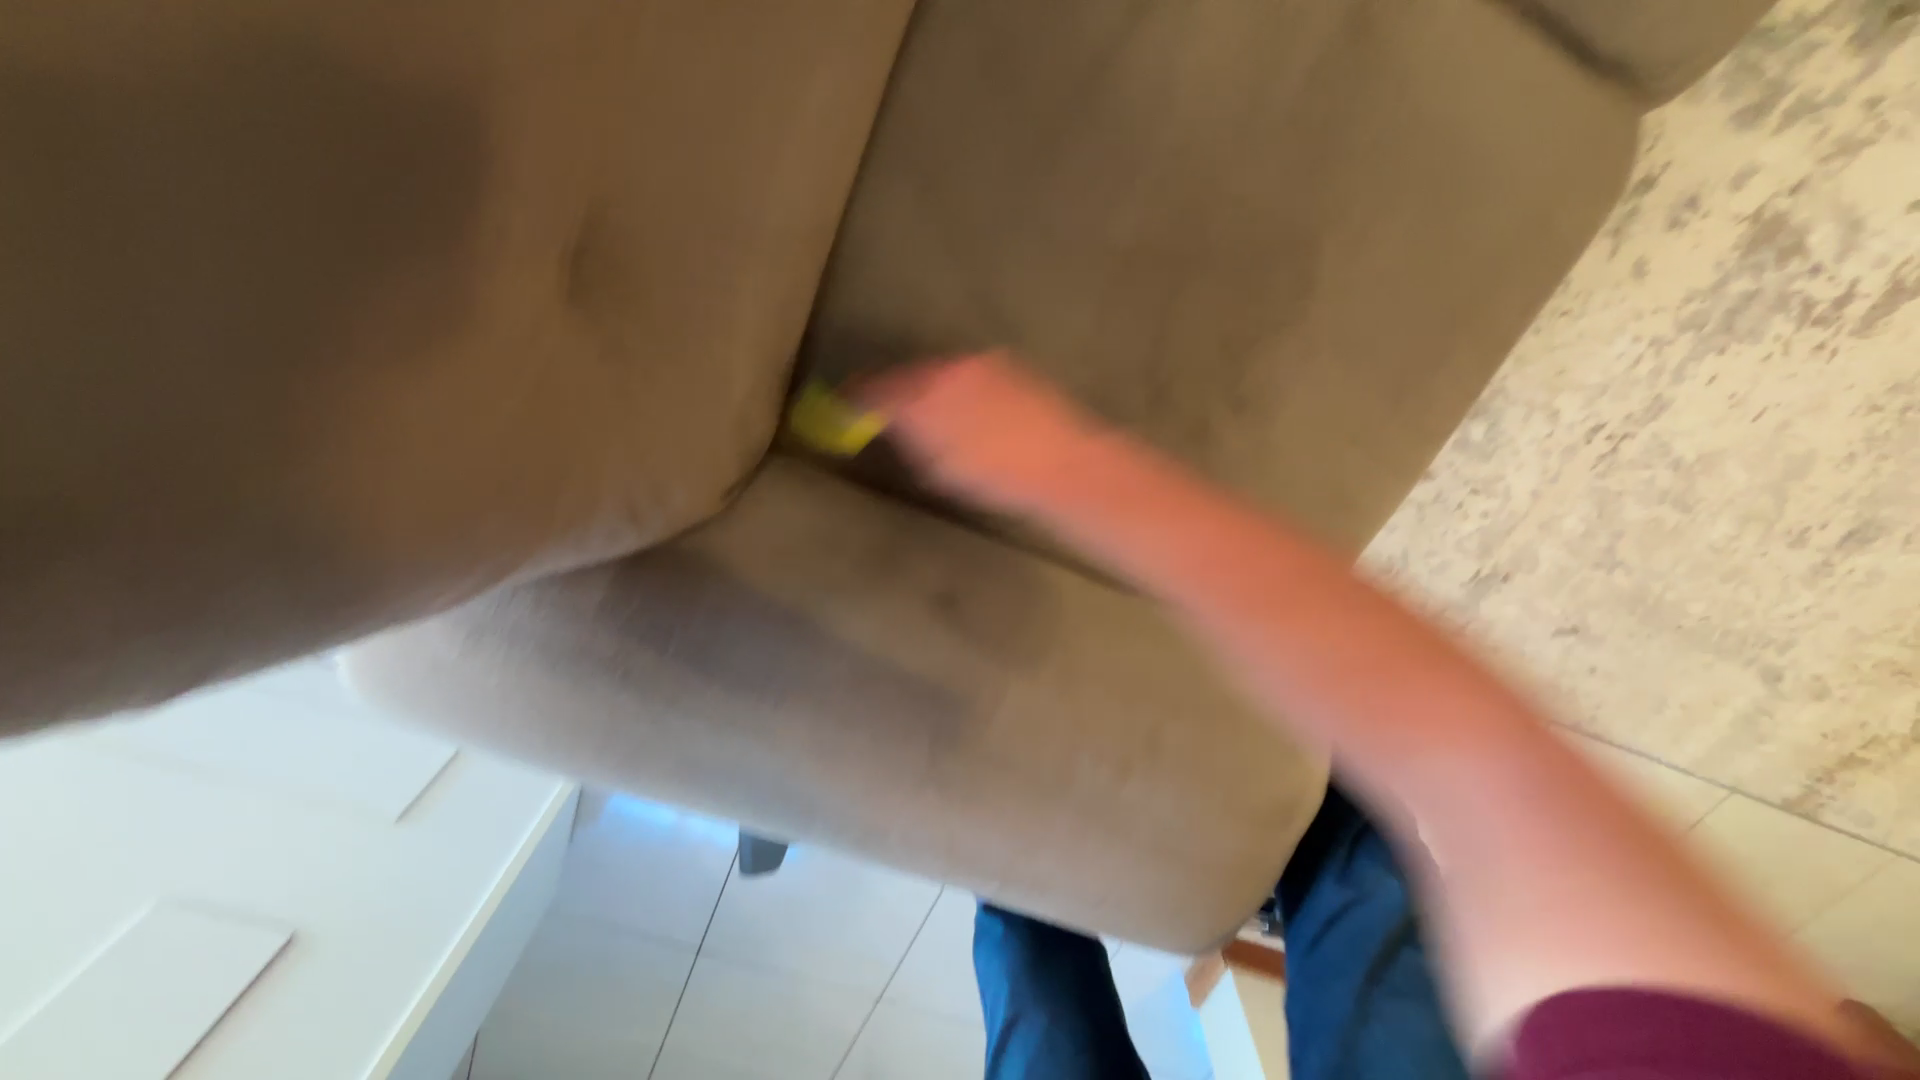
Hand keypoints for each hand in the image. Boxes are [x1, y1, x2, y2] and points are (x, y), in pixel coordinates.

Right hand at [858, 351, 1105, 511]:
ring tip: (927, 414)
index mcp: (925, 395)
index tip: (842, 407)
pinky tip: (966, 411)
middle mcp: (949, 367)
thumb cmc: (998, 477)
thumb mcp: (939, 469)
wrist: (1064, 463)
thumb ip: (908, 440)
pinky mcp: (1007, 365)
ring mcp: (980, 362)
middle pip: (907, 376)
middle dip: (893, 393)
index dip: (854, 400)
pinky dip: (957, 387)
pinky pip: (966, 373)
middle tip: (882, 412)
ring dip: (927, 389)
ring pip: (938, 372)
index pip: (875, 391)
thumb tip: (890, 426)